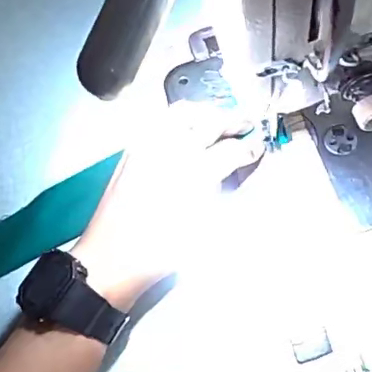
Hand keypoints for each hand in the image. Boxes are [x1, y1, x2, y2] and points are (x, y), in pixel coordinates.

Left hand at [69, 102, 265, 308]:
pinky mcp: (132, 151)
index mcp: (194, 175)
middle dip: (234, 121)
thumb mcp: (207, 230)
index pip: (233, 150)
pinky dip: (179, 120)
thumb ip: (227, 196)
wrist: (113, 259)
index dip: (251, 148)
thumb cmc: (159, 253)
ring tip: (217, 122)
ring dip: (206, 114)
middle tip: (246, 126)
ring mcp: (148, 148)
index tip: (258, 148)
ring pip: (182, 112)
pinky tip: (187, 132)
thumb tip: (242, 174)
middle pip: (210, 120)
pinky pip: (159, 121)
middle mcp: (171, 153)